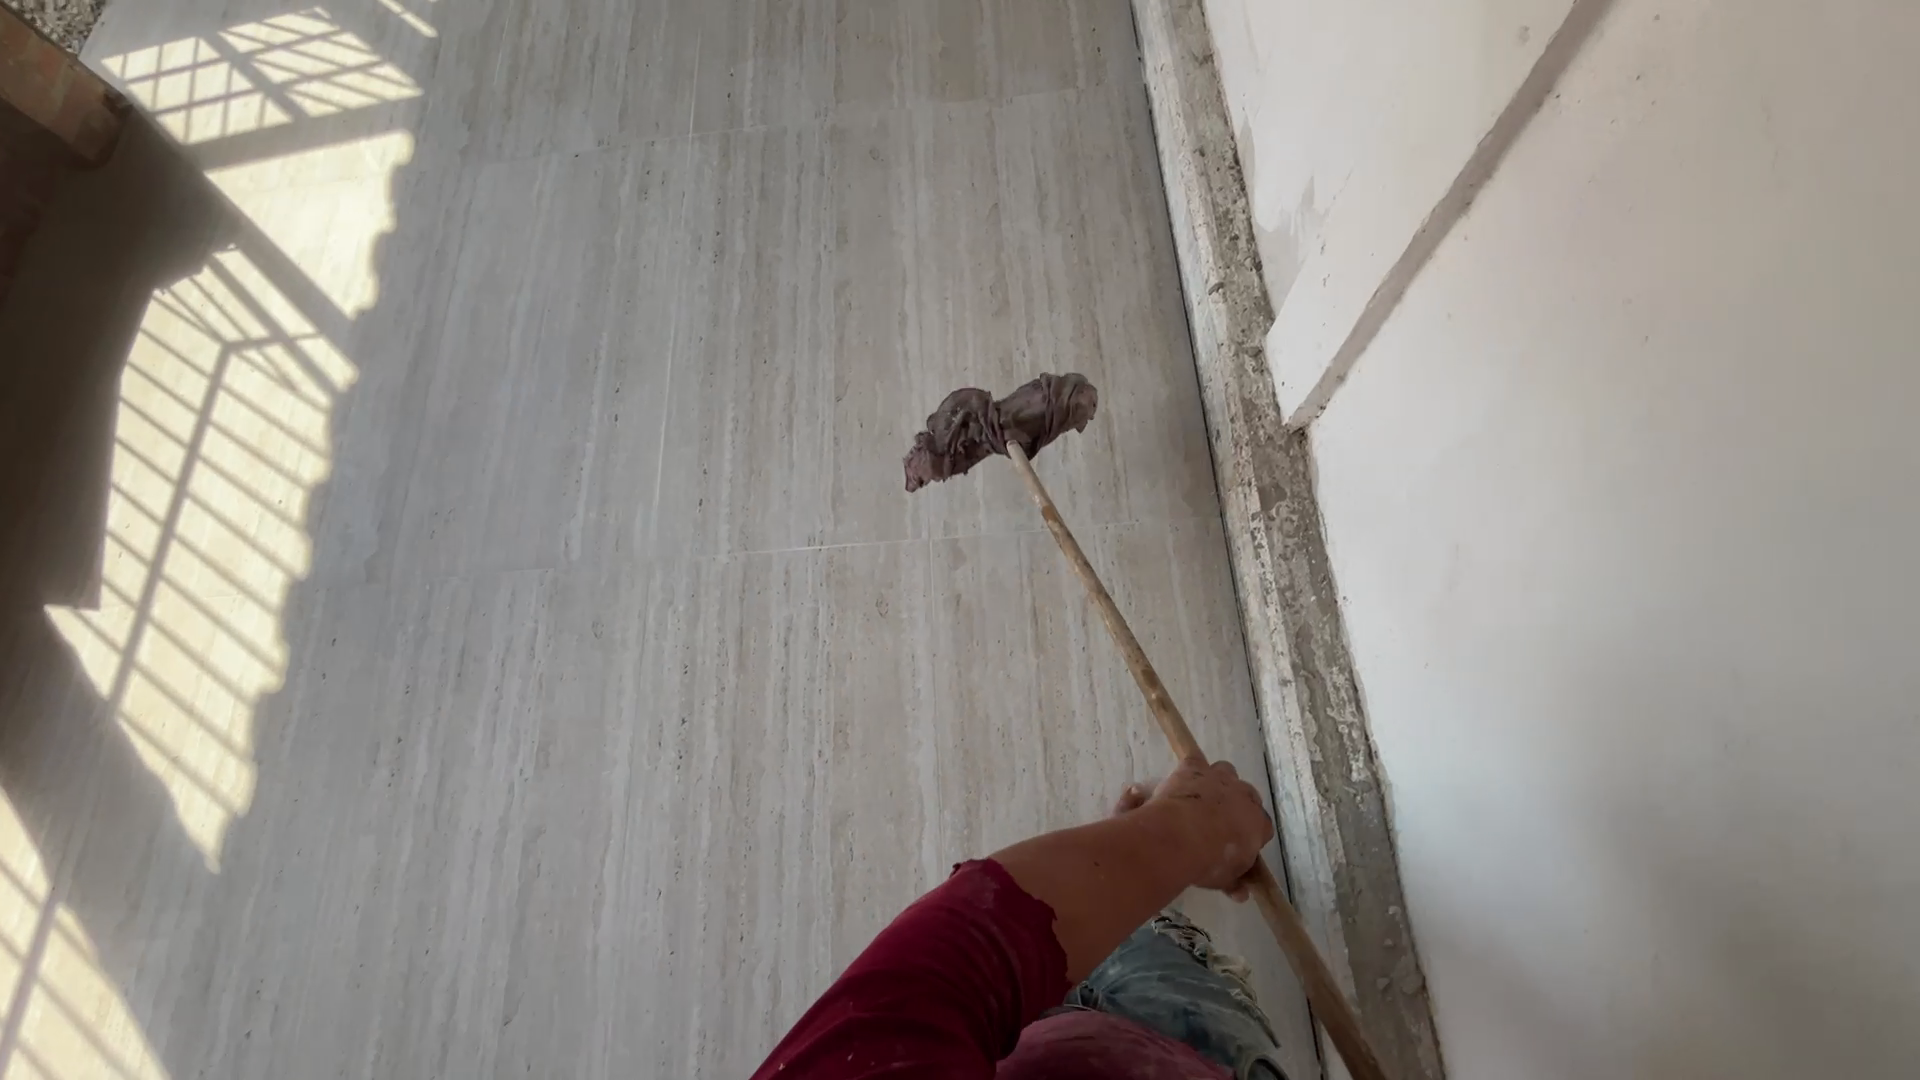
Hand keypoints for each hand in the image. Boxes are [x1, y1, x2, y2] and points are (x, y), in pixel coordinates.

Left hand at [1132, 757, 1272, 900]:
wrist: (1182, 835)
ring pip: (1226, 772)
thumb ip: (1233, 882)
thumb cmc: (1209, 860)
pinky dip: (1190, 768)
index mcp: (1258, 823)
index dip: (1249, 833)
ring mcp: (1218, 778)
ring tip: (1203, 797)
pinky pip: (1195, 761)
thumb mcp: (1223, 879)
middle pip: (1247, 795)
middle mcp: (1243, 795)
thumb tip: (1241, 894)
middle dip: (1236, 804)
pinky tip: (1182, 777)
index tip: (1237, 843)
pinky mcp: (1193, 768)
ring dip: (1218, 781)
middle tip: (1219, 820)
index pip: (1262, 826)